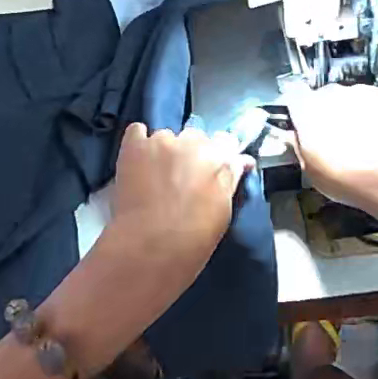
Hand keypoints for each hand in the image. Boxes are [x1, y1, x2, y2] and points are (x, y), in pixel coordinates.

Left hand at [44, 125, 250, 372]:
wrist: (151, 246)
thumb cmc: (194, 238)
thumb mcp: (224, 210)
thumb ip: (231, 179)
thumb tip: (242, 160)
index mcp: (221, 159)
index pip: (225, 141)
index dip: (216, 154)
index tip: (207, 170)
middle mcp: (195, 143)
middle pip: (194, 137)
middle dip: (189, 153)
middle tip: (179, 180)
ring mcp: (163, 141)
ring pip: (166, 136)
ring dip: (163, 151)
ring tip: (154, 177)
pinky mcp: (135, 145)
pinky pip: (137, 132)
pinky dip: (138, 143)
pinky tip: (137, 161)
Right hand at [286, 84, 377, 222]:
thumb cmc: (355, 178)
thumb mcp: (313, 173)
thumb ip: (301, 149)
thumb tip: (298, 144)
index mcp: (308, 110)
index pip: (295, 102)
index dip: (300, 117)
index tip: (304, 129)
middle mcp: (335, 95)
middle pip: (326, 100)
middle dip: (330, 118)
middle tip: (336, 145)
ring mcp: (365, 94)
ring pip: (354, 101)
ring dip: (356, 118)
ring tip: (363, 148)